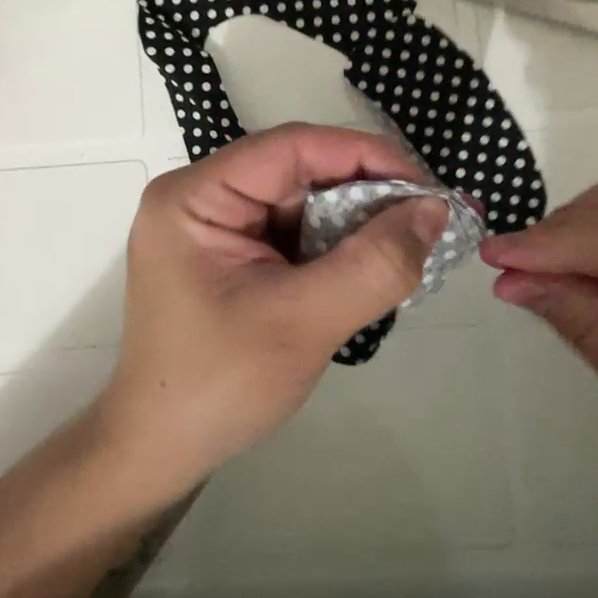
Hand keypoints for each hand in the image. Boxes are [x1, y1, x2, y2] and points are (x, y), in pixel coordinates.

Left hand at [96, 123, 449, 499]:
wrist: (162, 450)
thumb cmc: (220, 385)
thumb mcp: (303, 322)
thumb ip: (374, 264)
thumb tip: (435, 209)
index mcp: (195, 196)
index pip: (292, 147)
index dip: (366, 157)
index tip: (430, 191)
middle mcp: (201, 199)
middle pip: (298, 172)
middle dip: (366, 195)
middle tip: (432, 224)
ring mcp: (214, 230)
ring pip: (302, 204)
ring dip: (356, 225)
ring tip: (412, 248)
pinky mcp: (230, 259)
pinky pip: (294, 236)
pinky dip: (337, 250)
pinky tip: (373, 268)